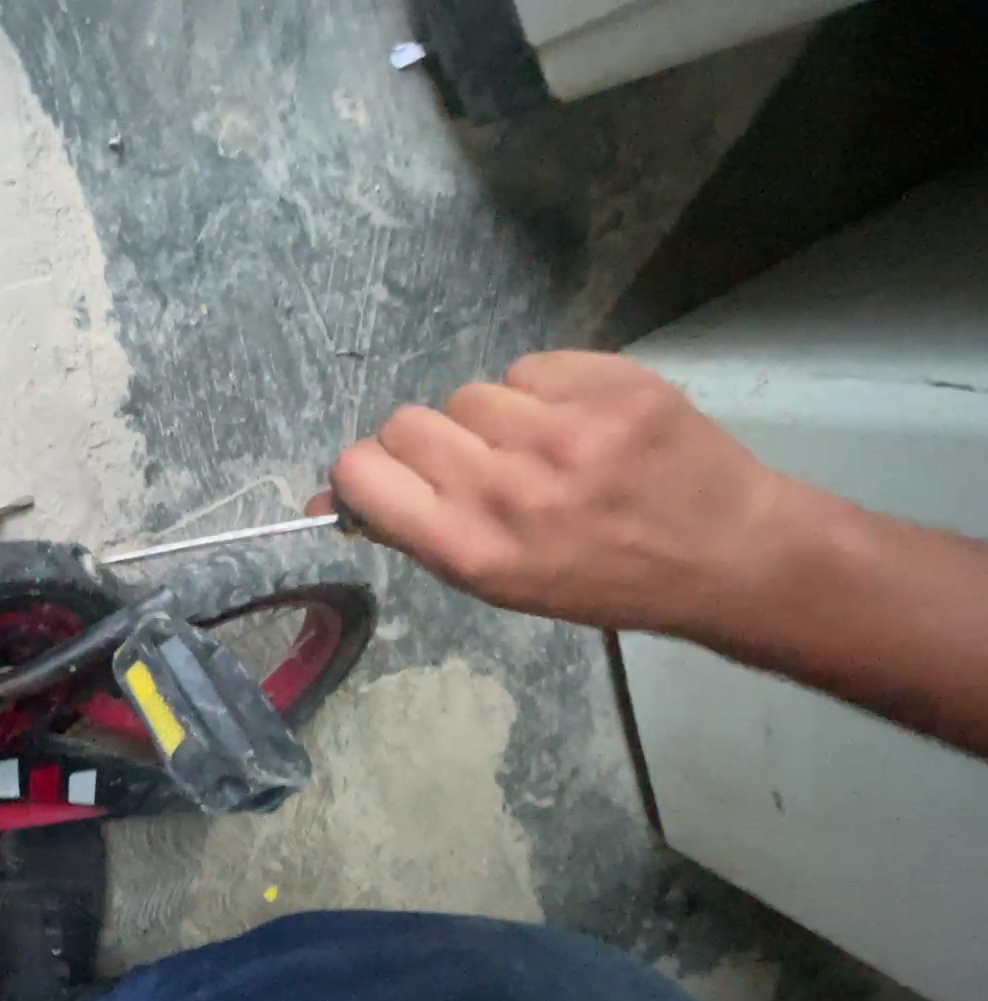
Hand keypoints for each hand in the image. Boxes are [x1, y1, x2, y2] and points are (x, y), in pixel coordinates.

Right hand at [319, 351, 809, 634]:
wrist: (730, 556)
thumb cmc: (591, 579)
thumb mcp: (487, 579)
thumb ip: (405, 530)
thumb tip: (322, 497)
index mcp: (466, 545)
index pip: (359, 470)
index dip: (367, 470)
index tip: (396, 480)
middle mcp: (505, 487)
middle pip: (403, 422)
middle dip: (428, 442)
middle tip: (476, 464)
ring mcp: (562, 432)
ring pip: (467, 393)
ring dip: (489, 417)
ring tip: (541, 447)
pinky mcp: (612, 385)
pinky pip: (527, 368)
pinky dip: (540, 391)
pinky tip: (578, 423)